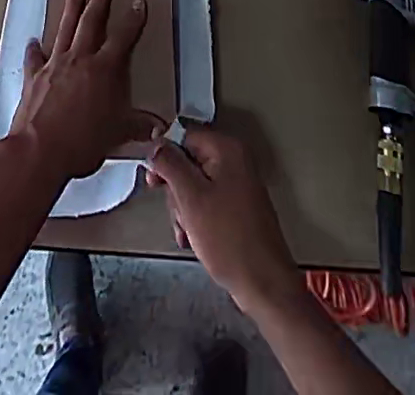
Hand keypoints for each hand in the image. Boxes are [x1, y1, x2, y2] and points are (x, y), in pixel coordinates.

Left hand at [9, 0, 159, 180]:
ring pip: (65, 29)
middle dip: (99, 0)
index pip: (124, 36)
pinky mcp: (34, 78)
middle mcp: (80, 60)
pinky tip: (33, 41)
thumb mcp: (119, 133)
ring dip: (71, 7)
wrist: (39, 152)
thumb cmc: (82, 141)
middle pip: (91, 22)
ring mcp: (54, 66)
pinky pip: (34, 58)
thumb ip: (139, 125)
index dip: (133, 19)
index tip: (138, 3)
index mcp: (105, 69)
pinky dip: (34, 49)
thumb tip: (158, 128)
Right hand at [147, 124, 303, 313]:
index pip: (184, 134)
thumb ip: (170, 165)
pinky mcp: (237, 202)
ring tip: (188, 229)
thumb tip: (156, 142)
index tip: (153, 179)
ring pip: (194, 183)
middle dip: (176, 189)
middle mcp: (235, 158)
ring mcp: (237, 181)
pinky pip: (207, 199)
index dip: (164, 154)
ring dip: (183, 207)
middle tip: (179, 212)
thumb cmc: (228, 237)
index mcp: (227, 149)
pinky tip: (193, 236)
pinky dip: (195, 216)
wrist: (261, 279)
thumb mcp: (191, 197)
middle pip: (189, 160)